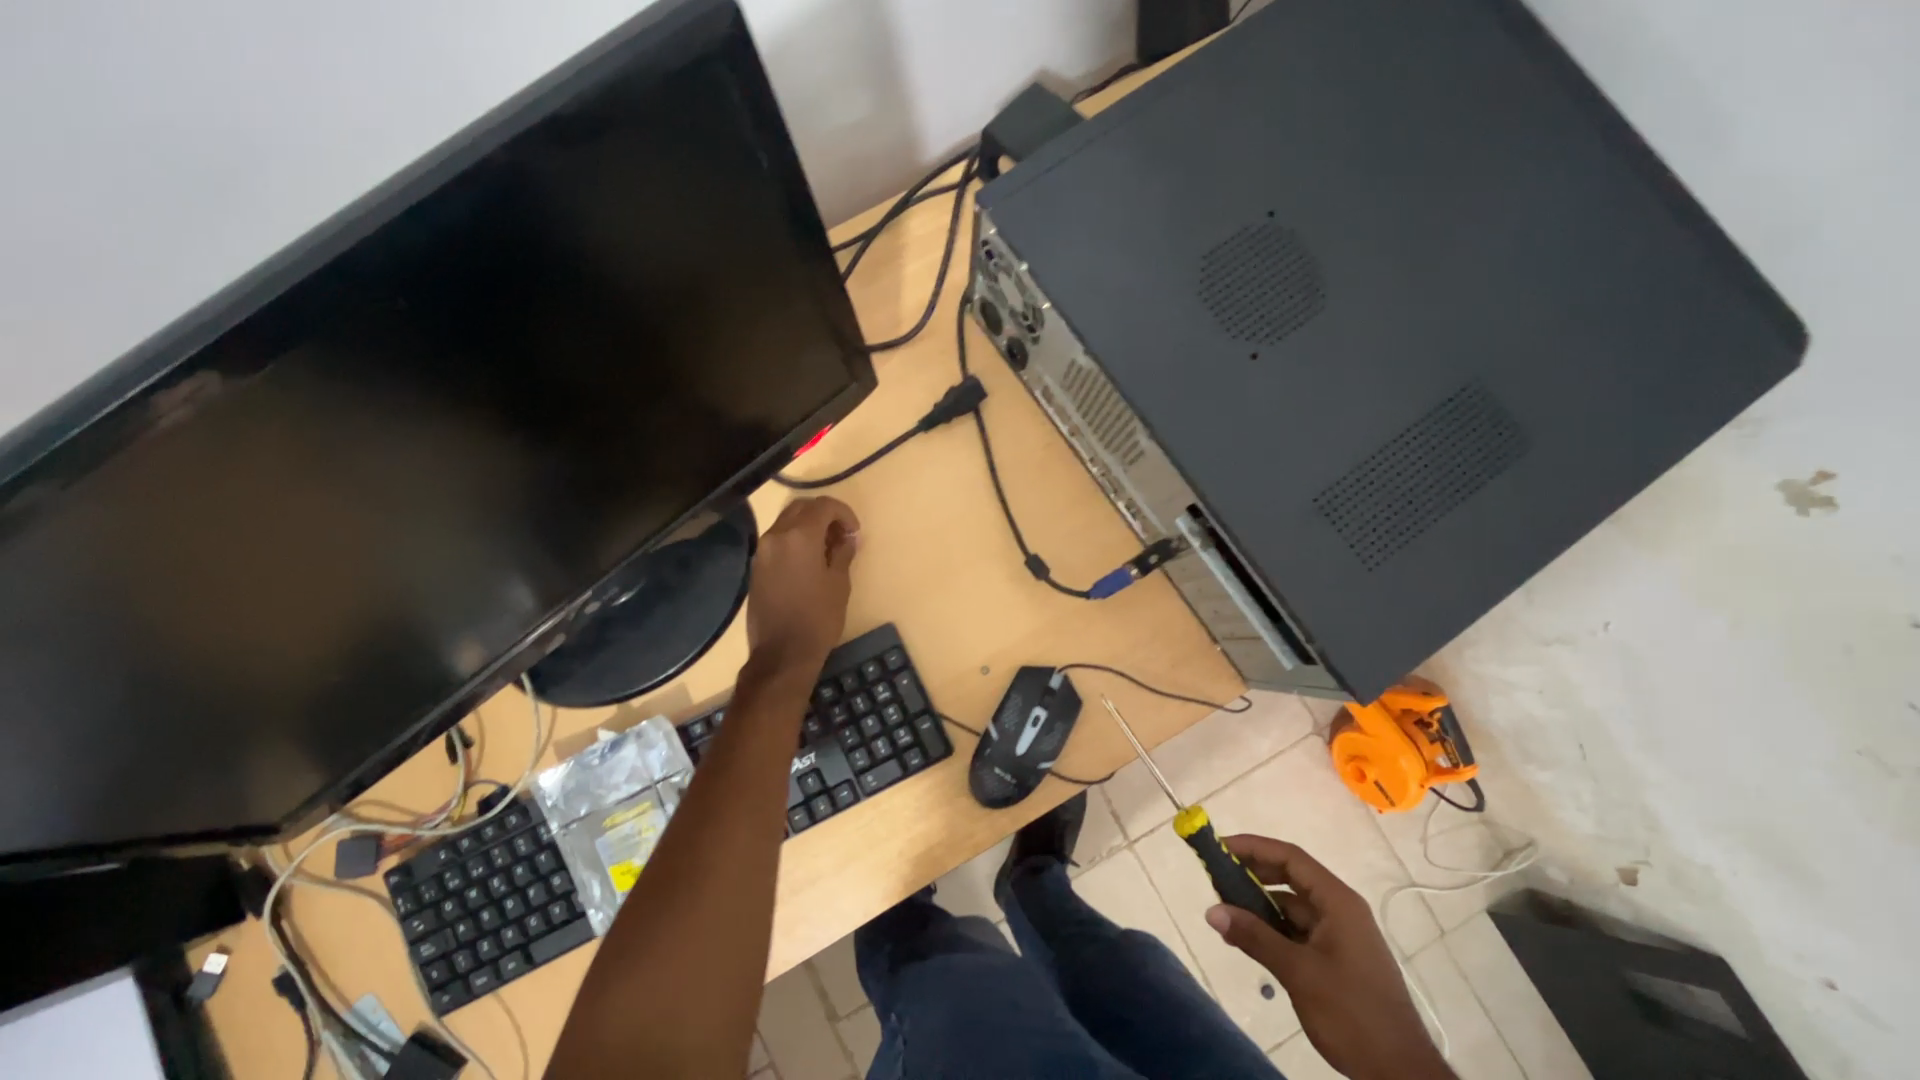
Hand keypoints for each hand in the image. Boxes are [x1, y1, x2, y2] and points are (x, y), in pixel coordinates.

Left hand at [745, 496, 860, 676]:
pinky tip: (809, 561)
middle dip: (824, 514)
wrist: (781, 653)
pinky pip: (777, 540)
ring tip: (827, 549)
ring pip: (786, 522)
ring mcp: (762, 551)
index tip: (854, 531)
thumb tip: (848, 538)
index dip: (844, 513)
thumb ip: (843, 553)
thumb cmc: (817, 618)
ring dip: (808, 526)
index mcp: (799, 536)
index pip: (823, 506)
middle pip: (801, 508)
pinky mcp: (756, 566)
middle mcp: (776, 536)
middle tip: (842, 535)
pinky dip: (794, 540)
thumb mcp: (839, 584)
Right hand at [1206, 836, 1452, 1079]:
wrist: (1399, 1069)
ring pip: (1291, 907)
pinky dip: (1271, 930)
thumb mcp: (1299, 972)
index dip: (1254, 848)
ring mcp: (1339, 934)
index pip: (1291, 858)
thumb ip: (1255, 937)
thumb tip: (1212, 910)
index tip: (1219, 848)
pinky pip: (1297, 931)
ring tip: (1224, 914)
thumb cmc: (1352, 1013)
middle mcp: (1340, 910)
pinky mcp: (1335, 957)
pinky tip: (1246, 940)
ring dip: (1258, 907)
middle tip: (1215, 880)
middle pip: (1290, 877)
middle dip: (1252, 875)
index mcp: (1338, 903)